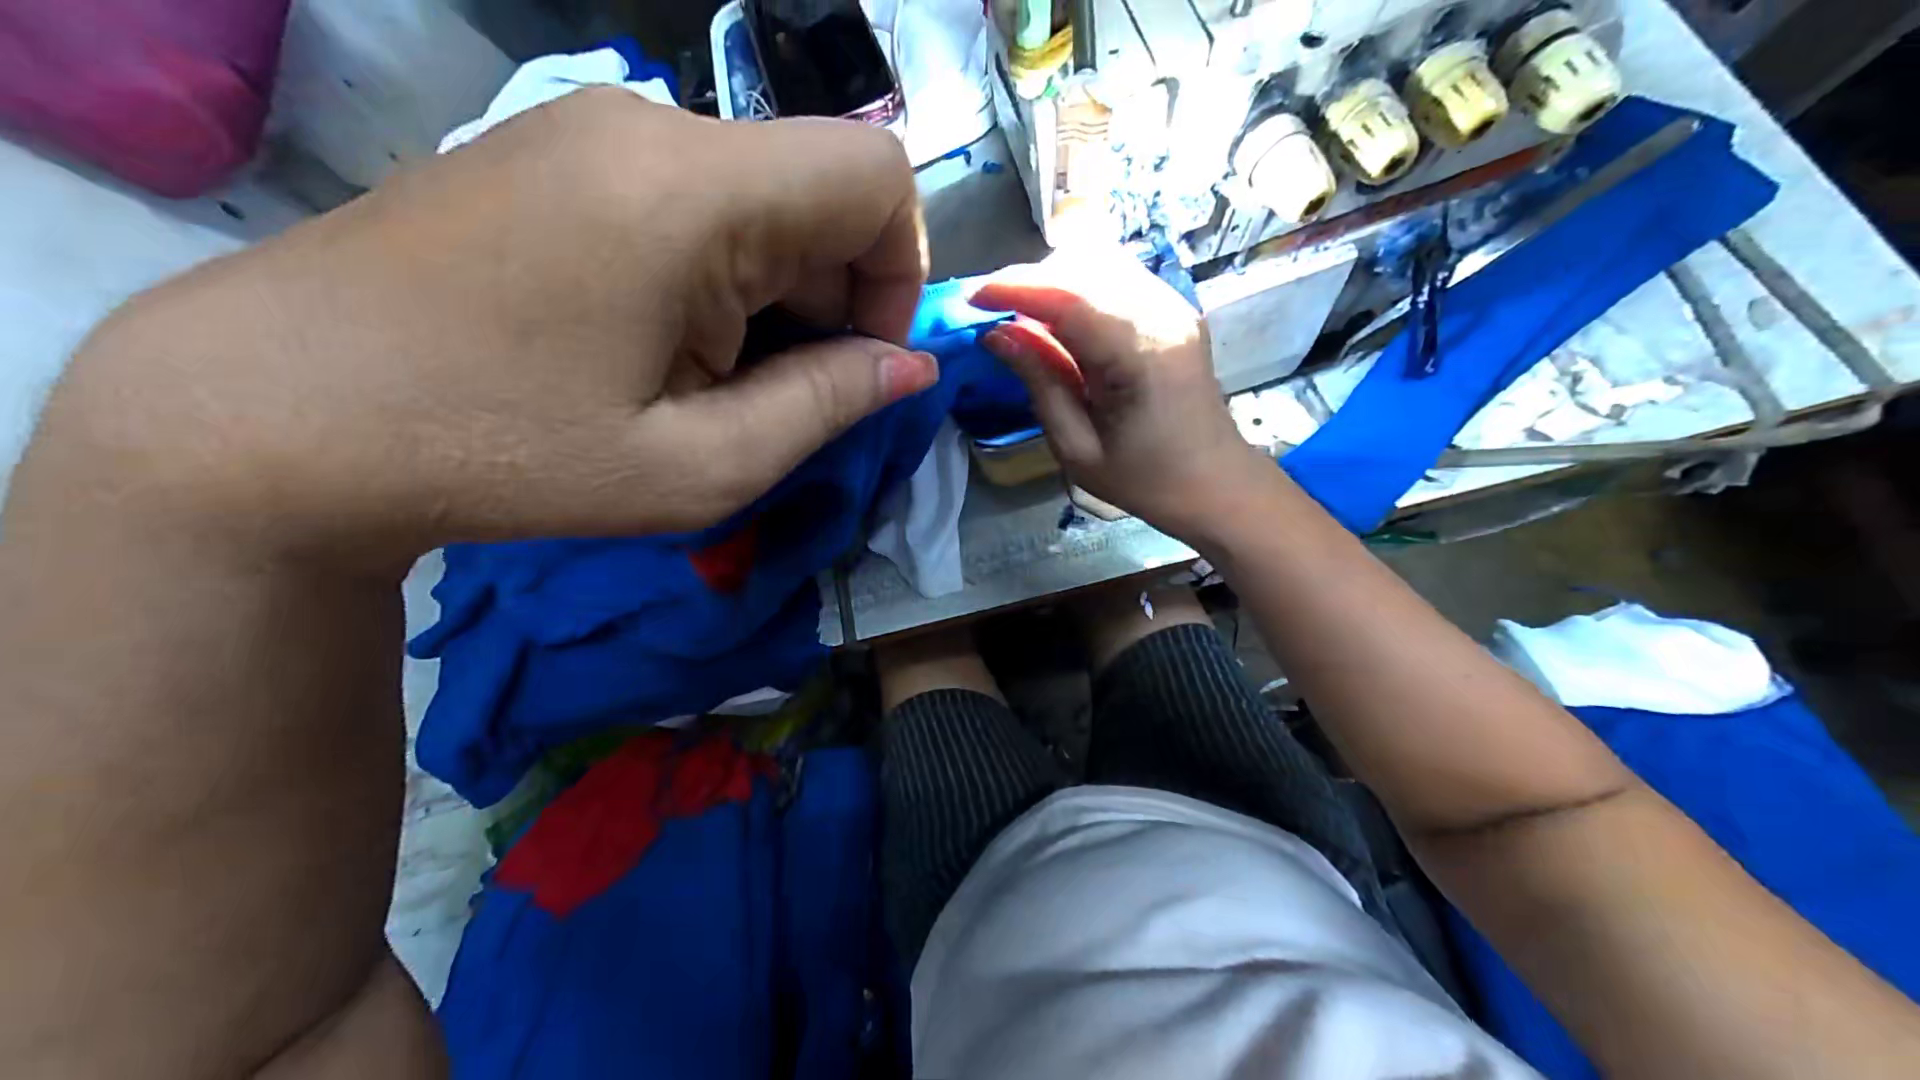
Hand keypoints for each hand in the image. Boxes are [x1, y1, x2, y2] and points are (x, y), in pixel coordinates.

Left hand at [47, 89, 934, 572]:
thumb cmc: (505, 456)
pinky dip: (722, 277)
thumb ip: (825, 406)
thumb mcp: (696, 466)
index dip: (900, 273)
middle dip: (837, 297)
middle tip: (781, 398)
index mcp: (692, 192)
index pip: (876, 176)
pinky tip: (662, 346)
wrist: (271, 416)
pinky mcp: (556, 158)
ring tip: (709, 383)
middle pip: (818, 189)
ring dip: (778, 295)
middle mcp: (649, 128)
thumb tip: (913, 366)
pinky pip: (694, 203)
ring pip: (761, 200)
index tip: (860, 363)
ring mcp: (592, 132)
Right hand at [972, 250, 1276, 539]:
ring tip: (1022, 316)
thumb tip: (996, 334)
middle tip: (993, 312)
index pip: (1068, 297)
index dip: (1015, 288)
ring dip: (1054, 281)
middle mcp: (1161, 315)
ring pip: (1100, 262)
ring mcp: (1173, 306)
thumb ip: (1040, 382)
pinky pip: (1117, 277)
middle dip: (1030, 280)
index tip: (973, 298)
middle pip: (1084, 266)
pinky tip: (1060, 320)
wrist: (1215, 483)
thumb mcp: (1077, 447)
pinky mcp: (1174, 309)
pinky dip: (1079, 287)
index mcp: (1140, 355)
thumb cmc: (1144, 480)